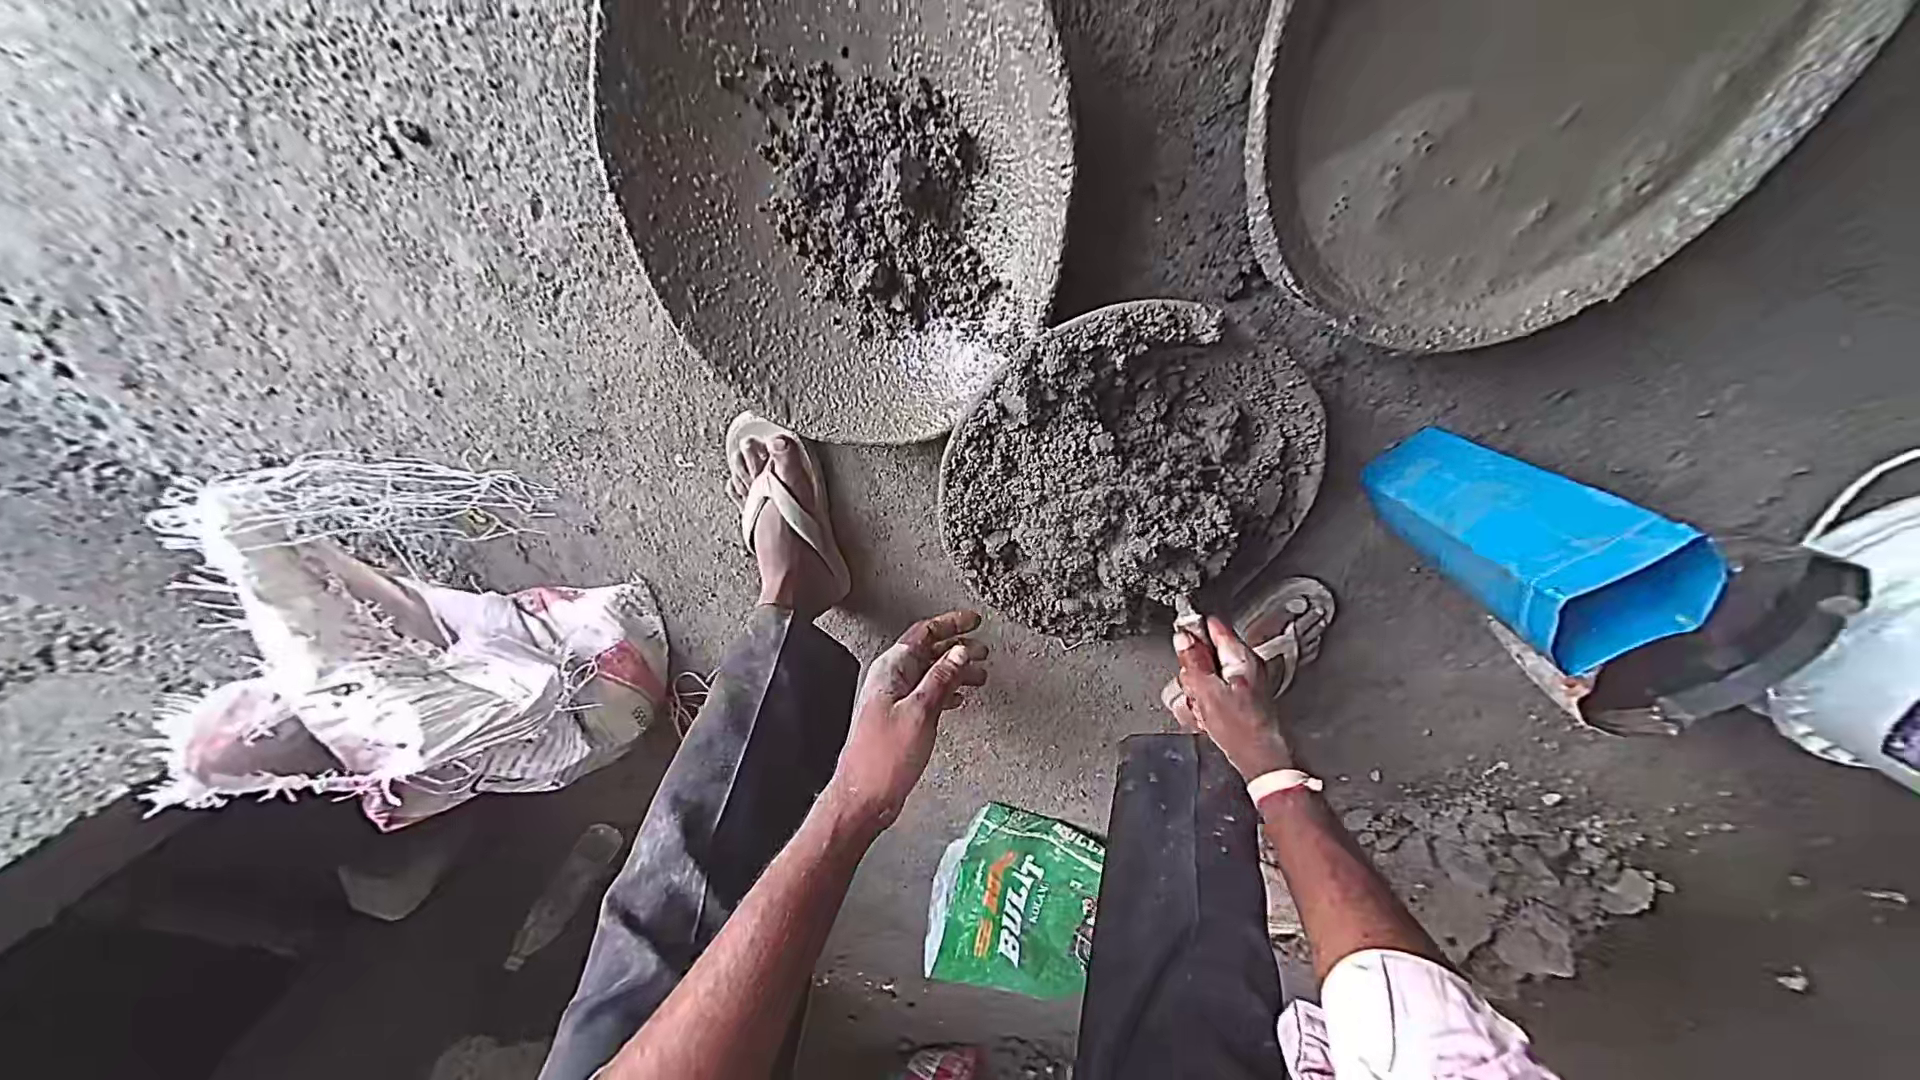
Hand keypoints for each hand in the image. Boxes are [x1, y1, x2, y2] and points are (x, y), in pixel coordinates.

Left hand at [827, 610, 988, 831]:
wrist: (865, 795)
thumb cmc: (884, 757)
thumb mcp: (921, 711)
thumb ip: (941, 678)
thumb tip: (961, 651)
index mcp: (891, 669)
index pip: (924, 633)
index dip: (951, 624)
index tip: (973, 621)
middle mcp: (892, 679)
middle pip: (929, 651)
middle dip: (958, 648)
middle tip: (983, 649)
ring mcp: (895, 698)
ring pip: (931, 673)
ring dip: (956, 670)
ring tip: (981, 673)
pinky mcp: (901, 717)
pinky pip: (928, 693)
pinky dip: (947, 690)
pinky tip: (960, 697)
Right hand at [1173, 616, 1295, 778]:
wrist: (1259, 763)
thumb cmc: (1243, 730)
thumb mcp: (1208, 691)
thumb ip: (1193, 661)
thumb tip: (1183, 637)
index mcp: (1241, 657)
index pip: (1212, 627)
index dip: (1192, 633)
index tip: (1180, 644)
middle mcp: (1243, 667)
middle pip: (1203, 654)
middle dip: (1190, 671)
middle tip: (1194, 688)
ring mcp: (1239, 684)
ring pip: (1201, 676)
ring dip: (1193, 692)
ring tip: (1200, 707)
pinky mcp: (1234, 701)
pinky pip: (1207, 694)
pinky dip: (1201, 704)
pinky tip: (1204, 717)